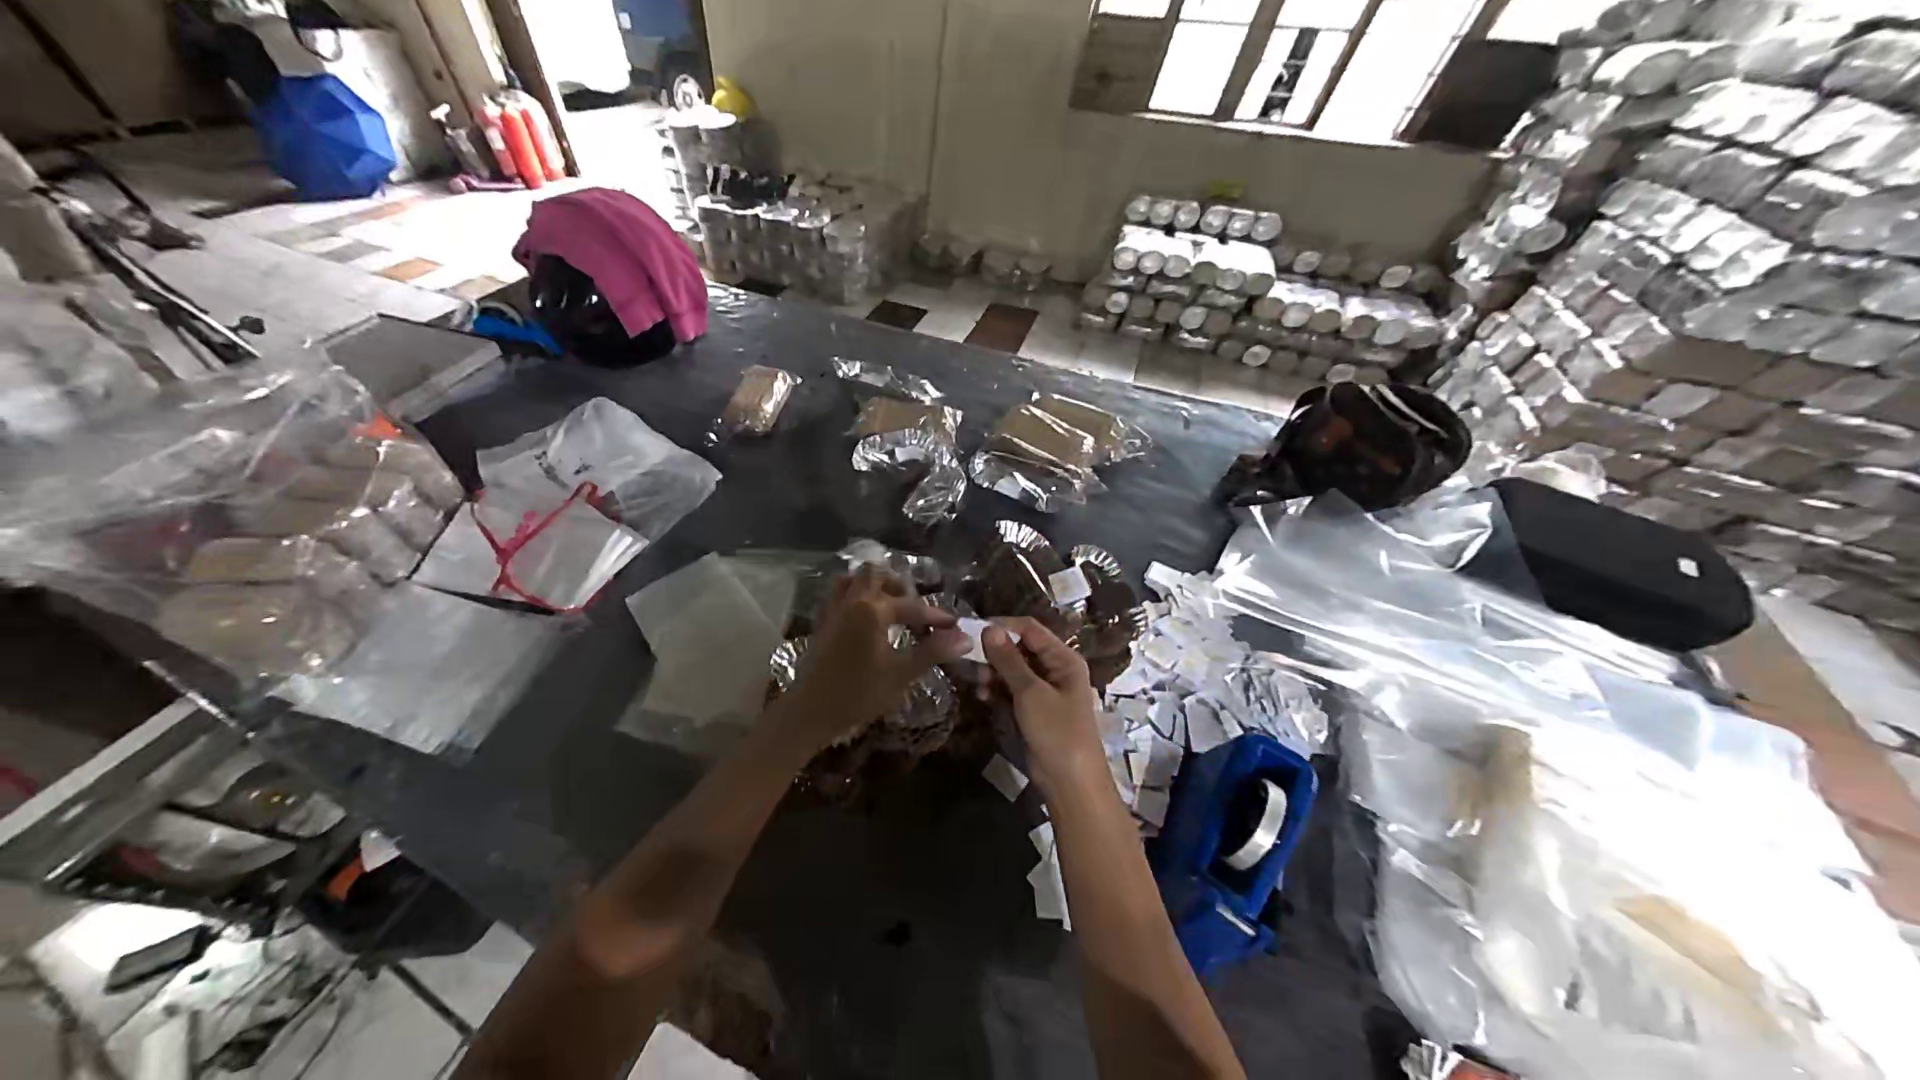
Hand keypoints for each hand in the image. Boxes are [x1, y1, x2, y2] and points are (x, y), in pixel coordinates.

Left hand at [778, 566, 968, 752]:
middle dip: (897, 585)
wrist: (811, 712)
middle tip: (913, 606)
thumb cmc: (859, 694)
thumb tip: (964, 638)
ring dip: (871, 585)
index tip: (954, 627)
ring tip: (888, 604)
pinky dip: (852, 597)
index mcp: (873, 610)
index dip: (935, 617)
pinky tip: (862, 616)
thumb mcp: (901, 674)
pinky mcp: (821, 623)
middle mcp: (852, 602)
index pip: (912, 607)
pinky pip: (836, 596)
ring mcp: (833, 610)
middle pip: (875, 574)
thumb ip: (933, 652)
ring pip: (851, 580)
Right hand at [981, 617, 1104, 792]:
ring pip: (1012, 669)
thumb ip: (1009, 660)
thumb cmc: (1057, 732)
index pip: (1030, 629)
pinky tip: (984, 697)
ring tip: (979, 685)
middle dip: (995, 653)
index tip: (972, 631)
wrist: (1070, 782)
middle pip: (1020, 648)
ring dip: (993, 673)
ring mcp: (1043, 690)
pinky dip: (997, 690)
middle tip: (972, 662)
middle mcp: (1055, 669)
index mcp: (1064, 659)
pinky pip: (1011, 689)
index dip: (1003, 626)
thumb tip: (989, 628)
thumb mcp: (1031, 693)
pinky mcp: (1032, 709)